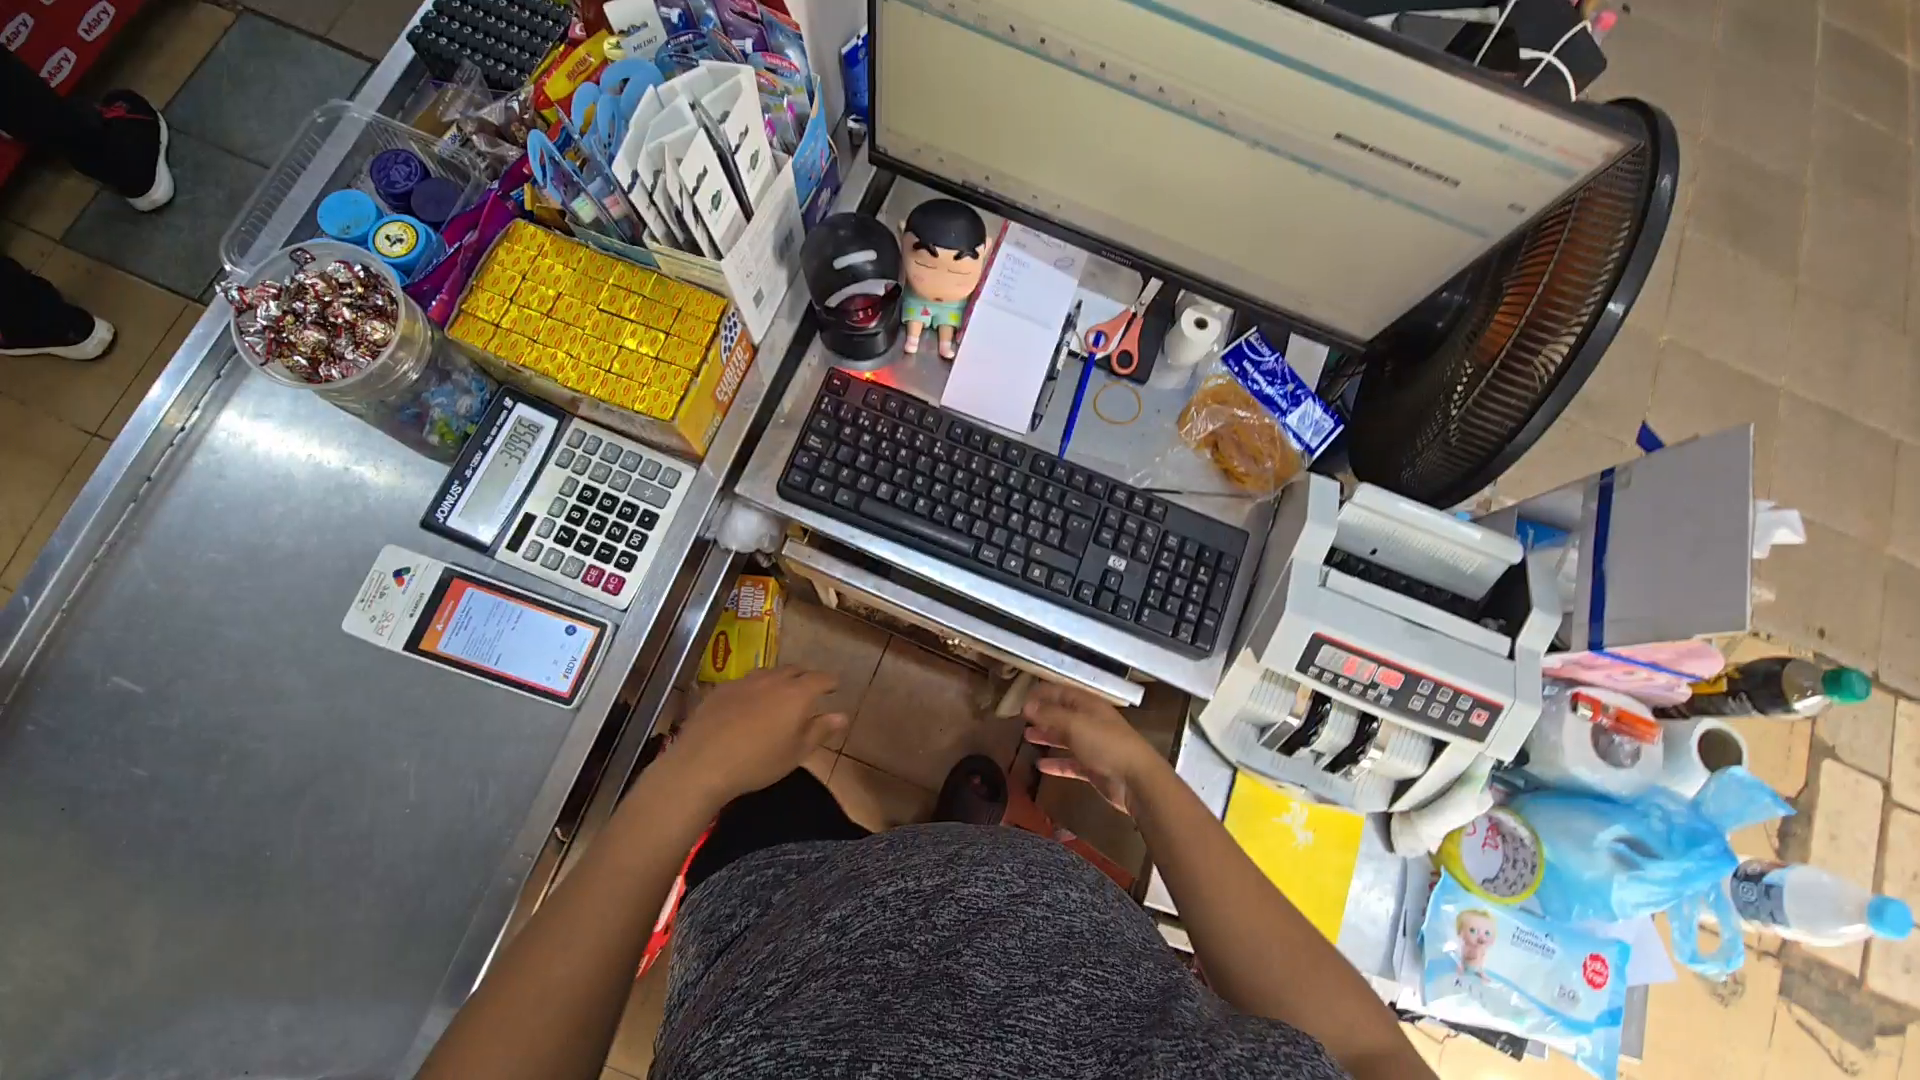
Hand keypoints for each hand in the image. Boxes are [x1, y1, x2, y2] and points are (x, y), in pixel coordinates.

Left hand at [661, 667, 846, 807]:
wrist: (703, 763)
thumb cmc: (758, 762)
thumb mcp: (796, 752)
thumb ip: (820, 730)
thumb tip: (842, 715)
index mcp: (798, 694)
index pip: (821, 678)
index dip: (830, 682)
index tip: (834, 687)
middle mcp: (773, 680)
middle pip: (794, 670)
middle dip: (805, 677)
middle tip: (808, 691)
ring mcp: (744, 682)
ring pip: (768, 673)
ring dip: (778, 680)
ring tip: (778, 695)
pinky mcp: (721, 689)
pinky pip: (745, 683)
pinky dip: (754, 689)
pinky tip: (747, 706)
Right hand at [1022, 682, 1167, 813]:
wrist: (1136, 779)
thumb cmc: (1106, 744)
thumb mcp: (1075, 724)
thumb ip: (1050, 715)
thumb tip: (1027, 706)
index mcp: (1089, 705)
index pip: (1062, 692)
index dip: (1042, 694)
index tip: (1022, 700)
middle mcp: (1091, 722)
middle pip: (1063, 715)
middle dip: (1043, 715)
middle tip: (1021, 719)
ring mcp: (1093, 745)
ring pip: (1066, 738)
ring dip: (1047, 736)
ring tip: (1027, 737)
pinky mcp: (1094, 768)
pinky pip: (1070, 763)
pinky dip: (1056, 763)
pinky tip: (1040, 766)